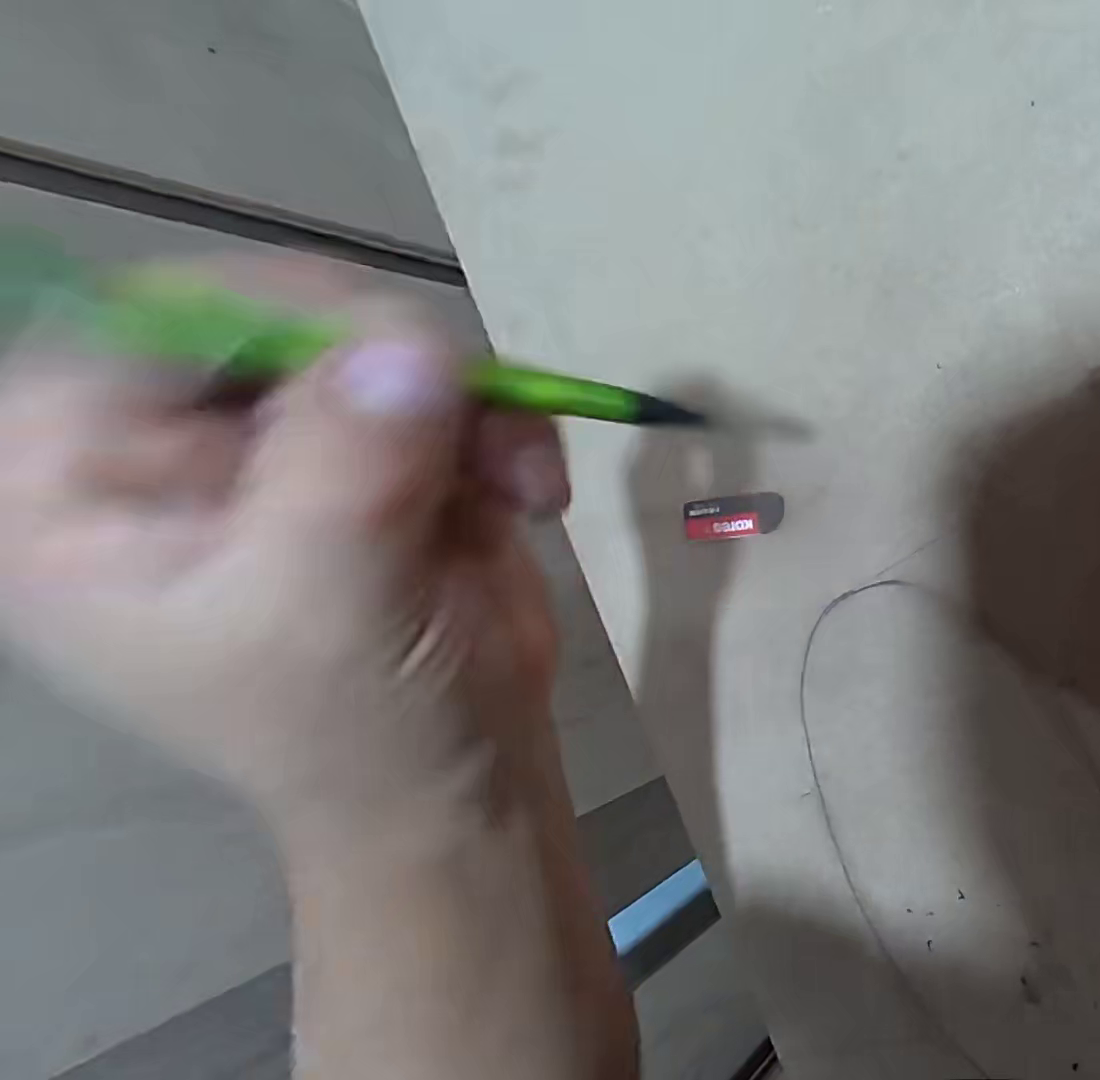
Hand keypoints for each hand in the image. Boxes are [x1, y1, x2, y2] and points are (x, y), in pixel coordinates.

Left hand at [0, 259, 572, 835]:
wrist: (466, 762)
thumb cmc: (359, 717)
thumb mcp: (331, 602)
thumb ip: (357, 468)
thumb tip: (416, 345)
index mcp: (106, 476)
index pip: (163, 324)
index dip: (287, 317)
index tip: (407, 361)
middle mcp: (214, 447)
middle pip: (314, 330)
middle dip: (422, 378)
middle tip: (492, 439)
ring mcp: (332, 454)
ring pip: (418, 363)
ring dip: (493, 415)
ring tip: (528, 488)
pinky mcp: (425, 468)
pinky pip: (480, 406)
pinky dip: (523, 439)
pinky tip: (538, 499)